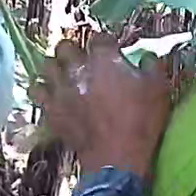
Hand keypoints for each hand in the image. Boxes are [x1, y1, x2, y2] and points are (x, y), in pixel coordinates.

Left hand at [34, 33, 172, 181]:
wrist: (117, 156)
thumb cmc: (141, 121)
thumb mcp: (159, 89)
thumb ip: (152, 66)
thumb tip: (147, 57)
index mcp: (103, 59)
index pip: (99, 38)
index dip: (105, 42)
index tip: (111, 50)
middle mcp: (77, 68)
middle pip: (65, 47)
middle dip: (73, 49)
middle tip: (81, 59)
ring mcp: (60, 89)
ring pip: (47, 65)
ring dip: (55, 66)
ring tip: (63, 73)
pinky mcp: (51, 110)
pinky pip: (37, 92)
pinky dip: (42, 90)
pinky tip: (50, 93)